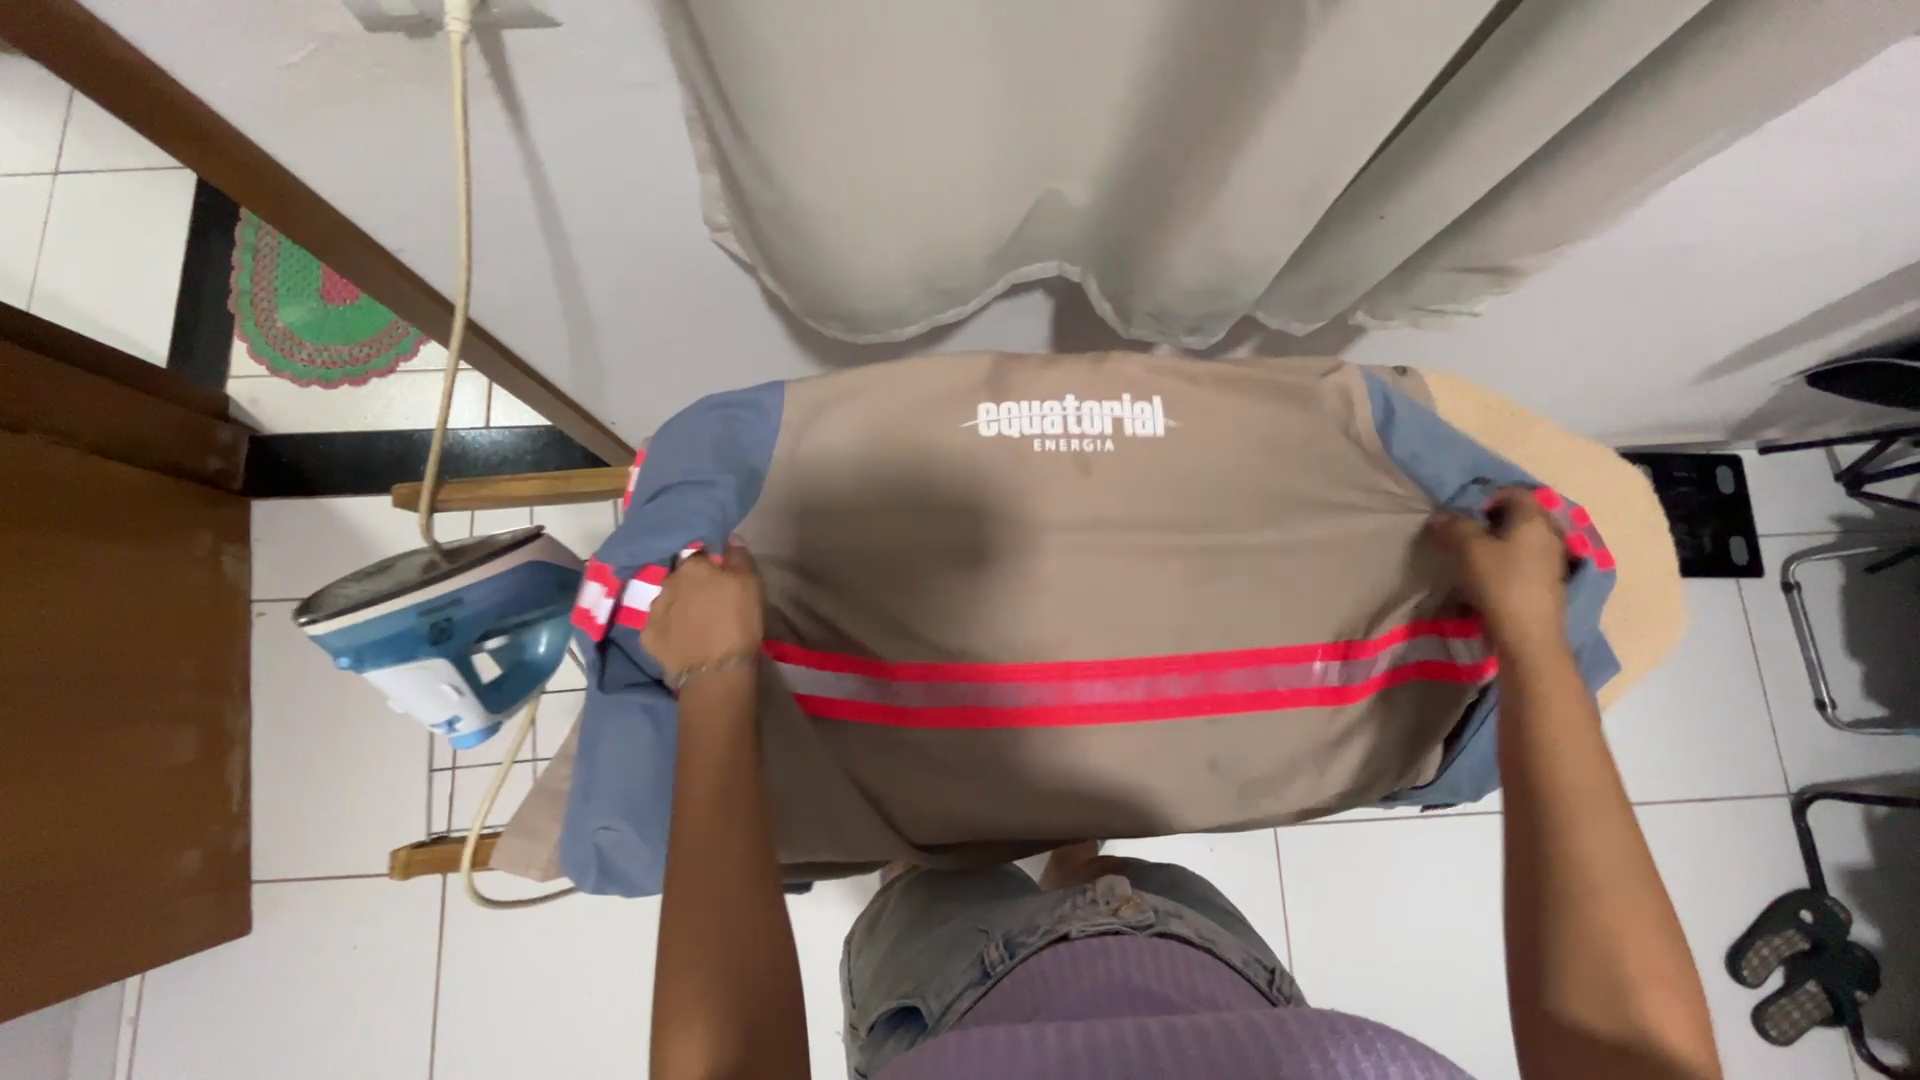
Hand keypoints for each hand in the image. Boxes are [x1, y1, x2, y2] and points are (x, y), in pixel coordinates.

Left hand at [640, 536, 764, 679]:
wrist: (715, 669)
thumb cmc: (738, 620)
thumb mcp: (751, 583)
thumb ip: (738, 557)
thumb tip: (730, 537)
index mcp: (692, 567)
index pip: (699, 557)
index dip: (710, 567)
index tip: (720, 579)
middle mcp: (667, 583)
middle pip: (680, 579)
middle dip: (690, 586)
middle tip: (708, 602)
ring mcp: (654, 611)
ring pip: (667, 601)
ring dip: (678, 606)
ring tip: (695, 623)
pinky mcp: (647, 637)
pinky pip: (659, 626)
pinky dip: (669, 630)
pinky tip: (682, 639)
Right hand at [1426, 489, 1570, 655]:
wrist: (1527, 633)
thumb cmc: (1500, 582)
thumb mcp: (1469, 549)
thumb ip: (1453, 527)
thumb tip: (1439, 516)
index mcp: (1533, 520)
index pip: (1514, 493)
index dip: (1487, 496)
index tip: (1464, 512)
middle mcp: (1550, 534)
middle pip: (1521, 515)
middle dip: (1492, 519)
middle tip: (1465, 532)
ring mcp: (1553, 559)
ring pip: (1523, 539)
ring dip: (1499, 541)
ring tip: (1474, 555)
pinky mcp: (1549, 581)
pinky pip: (1526, 559)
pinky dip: (1508, 559)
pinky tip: (1490, 575)